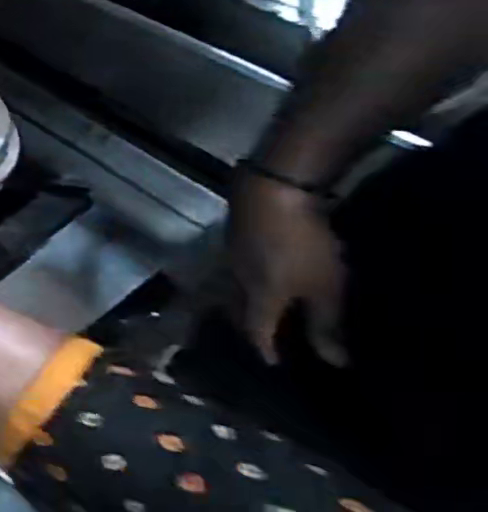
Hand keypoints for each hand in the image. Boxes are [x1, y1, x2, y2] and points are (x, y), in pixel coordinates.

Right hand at [228, 175, 347, 366]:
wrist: (271, 196)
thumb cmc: (303, 246)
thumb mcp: (326, 288)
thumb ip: (326, 323)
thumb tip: (332, 361)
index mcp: (259, 295)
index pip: (256, 328)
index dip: (263, 347)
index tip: (271, 363)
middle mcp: (235, 279)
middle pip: (233, 308)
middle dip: (243, 325)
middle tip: (258, 338)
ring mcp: (229, 257)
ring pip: (227, 288)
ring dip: (237, 303)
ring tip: (252, 311)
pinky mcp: (231, 241)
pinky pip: (230, 271)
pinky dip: (239, 284)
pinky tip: (252, 280)